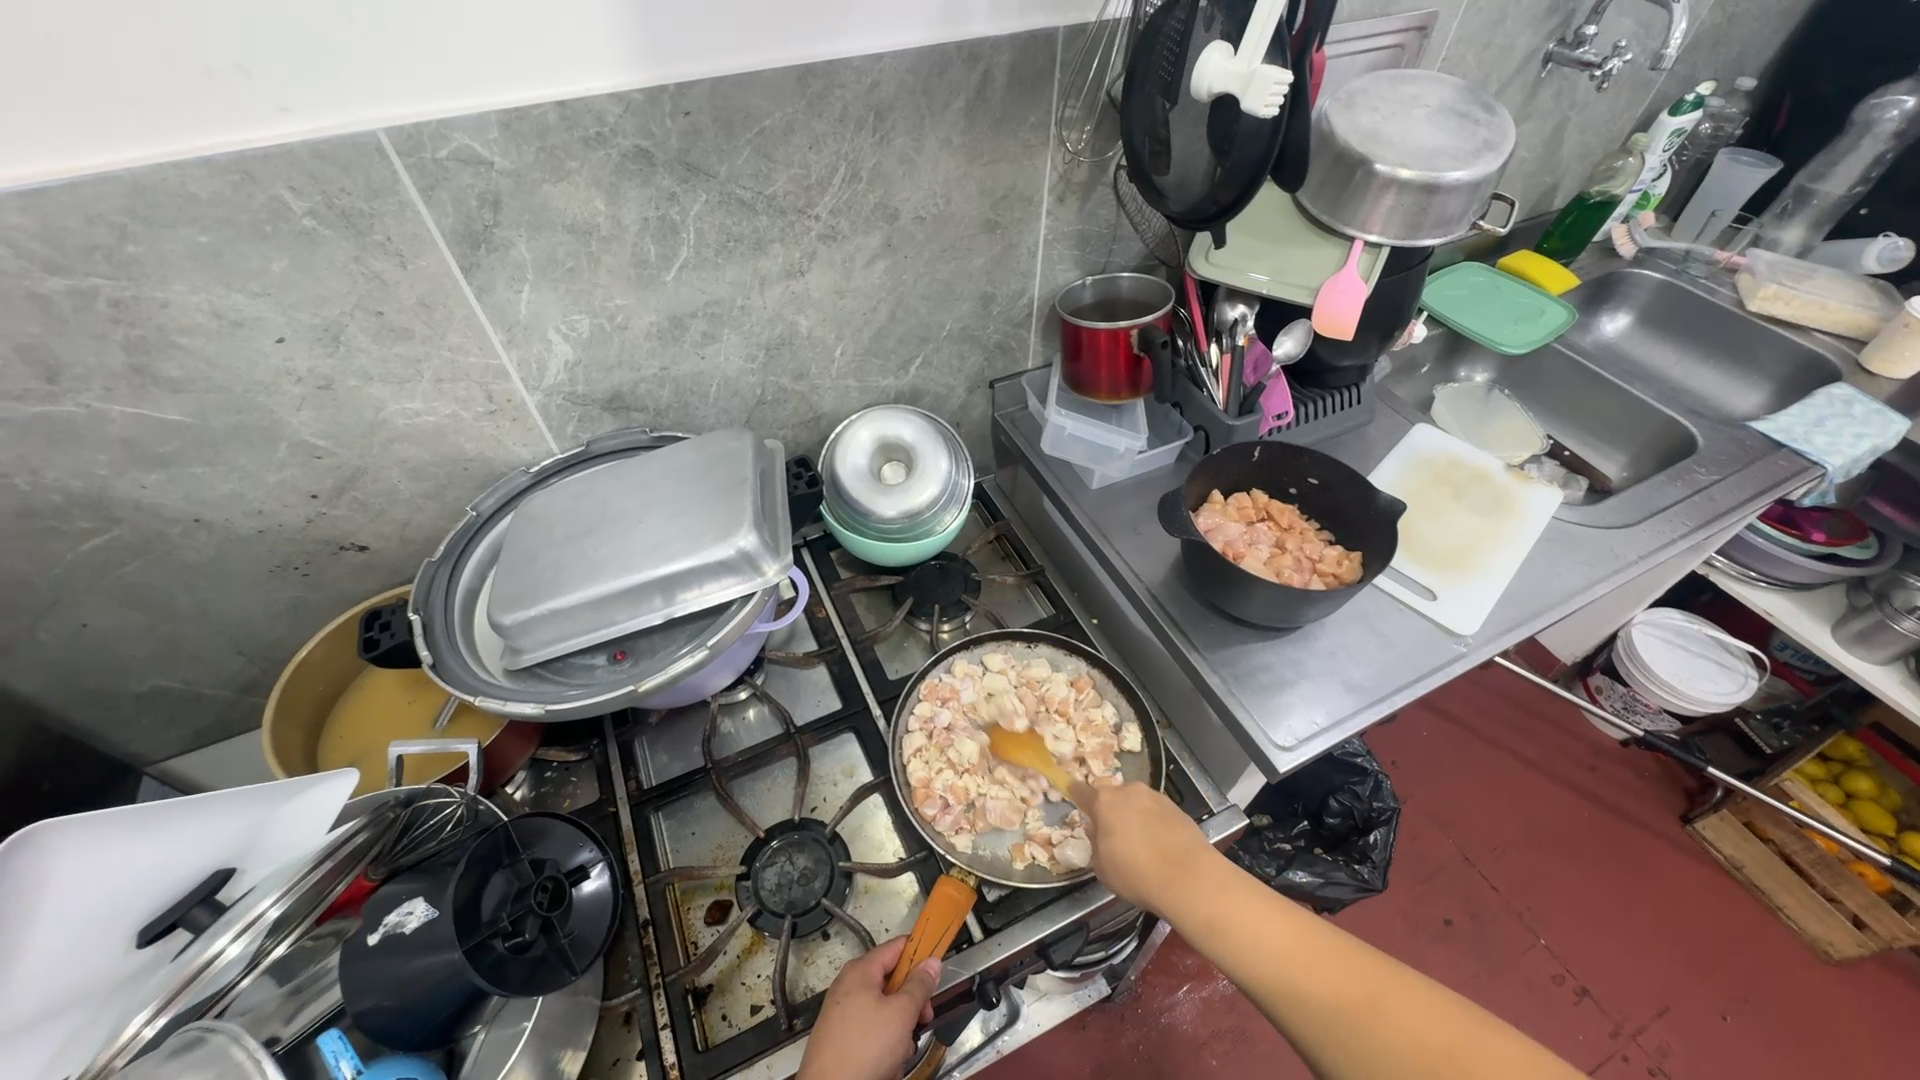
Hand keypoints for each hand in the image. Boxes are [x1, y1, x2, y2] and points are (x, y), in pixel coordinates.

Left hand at [797, 936, 940, 1079]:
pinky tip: (890, 1060)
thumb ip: (920, 985)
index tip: (937, 971)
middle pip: (892, 980)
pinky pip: (873, 1029)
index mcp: (861, 970)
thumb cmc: (866, 1045)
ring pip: (885, 1009)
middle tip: (924, 1017)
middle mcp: (850, 985)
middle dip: (912, 1000)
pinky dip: (885, 1041)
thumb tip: (932, 961)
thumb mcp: (901, 1013)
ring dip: (901, 1027)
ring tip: (903, 1048)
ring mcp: (844, 1012)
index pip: (897, 947)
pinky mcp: (842, 1036)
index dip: (920, 954)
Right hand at [1070, 780, 1218, 914]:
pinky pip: (1157, 813)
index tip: (1073, 794)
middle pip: (1113, 796)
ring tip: (1141, 844)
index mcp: (1104, 802)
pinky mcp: (1177, 808)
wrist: (1189, 877)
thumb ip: (1096, 844)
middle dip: (1112, 810)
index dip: (1076, 794)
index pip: (1082, 791)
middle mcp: (1129, 791)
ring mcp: (1156, 797)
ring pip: (1137, 803)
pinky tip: (1160, 846)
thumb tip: (1099, 831)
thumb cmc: (1136, 873)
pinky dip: (1155, 824)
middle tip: (1114, 835)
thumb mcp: (1102, 867)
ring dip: (1135, 816)